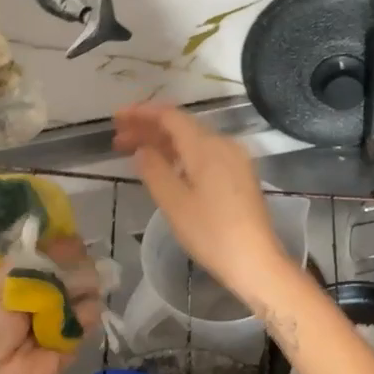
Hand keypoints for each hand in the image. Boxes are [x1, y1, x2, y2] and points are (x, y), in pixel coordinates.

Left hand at [0, 240, 101, 373]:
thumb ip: (29, 264)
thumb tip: (64, 242)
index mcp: (8, 279)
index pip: (36, 251)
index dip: (51, 240)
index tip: (65, 231)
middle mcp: (35, 293)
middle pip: (64, 265)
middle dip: (71, 259)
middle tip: (78, 253)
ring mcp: (58, 314)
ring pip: (83, 285)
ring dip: (81, 284)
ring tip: (68, 294)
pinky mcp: (74, 335)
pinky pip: (90, 314)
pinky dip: (85, 313)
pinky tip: (71, 319)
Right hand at [114, 102, 294, 300]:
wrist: (256, 261)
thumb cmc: (212, 233)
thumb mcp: (174, 202)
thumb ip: (154, 170)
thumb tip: (143, 150)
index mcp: (207, 146)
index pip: (170, 116)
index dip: (141, 113)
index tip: (116, 119)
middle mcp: (225, 145)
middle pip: (182, 127)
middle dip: (149, 129)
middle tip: (118, 140)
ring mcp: (236, 161)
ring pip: (194, 142)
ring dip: (164, 144)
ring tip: (135, 154)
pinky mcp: (241, 177)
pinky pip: (207, 156)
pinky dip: (183, 157)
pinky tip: (167, 169)